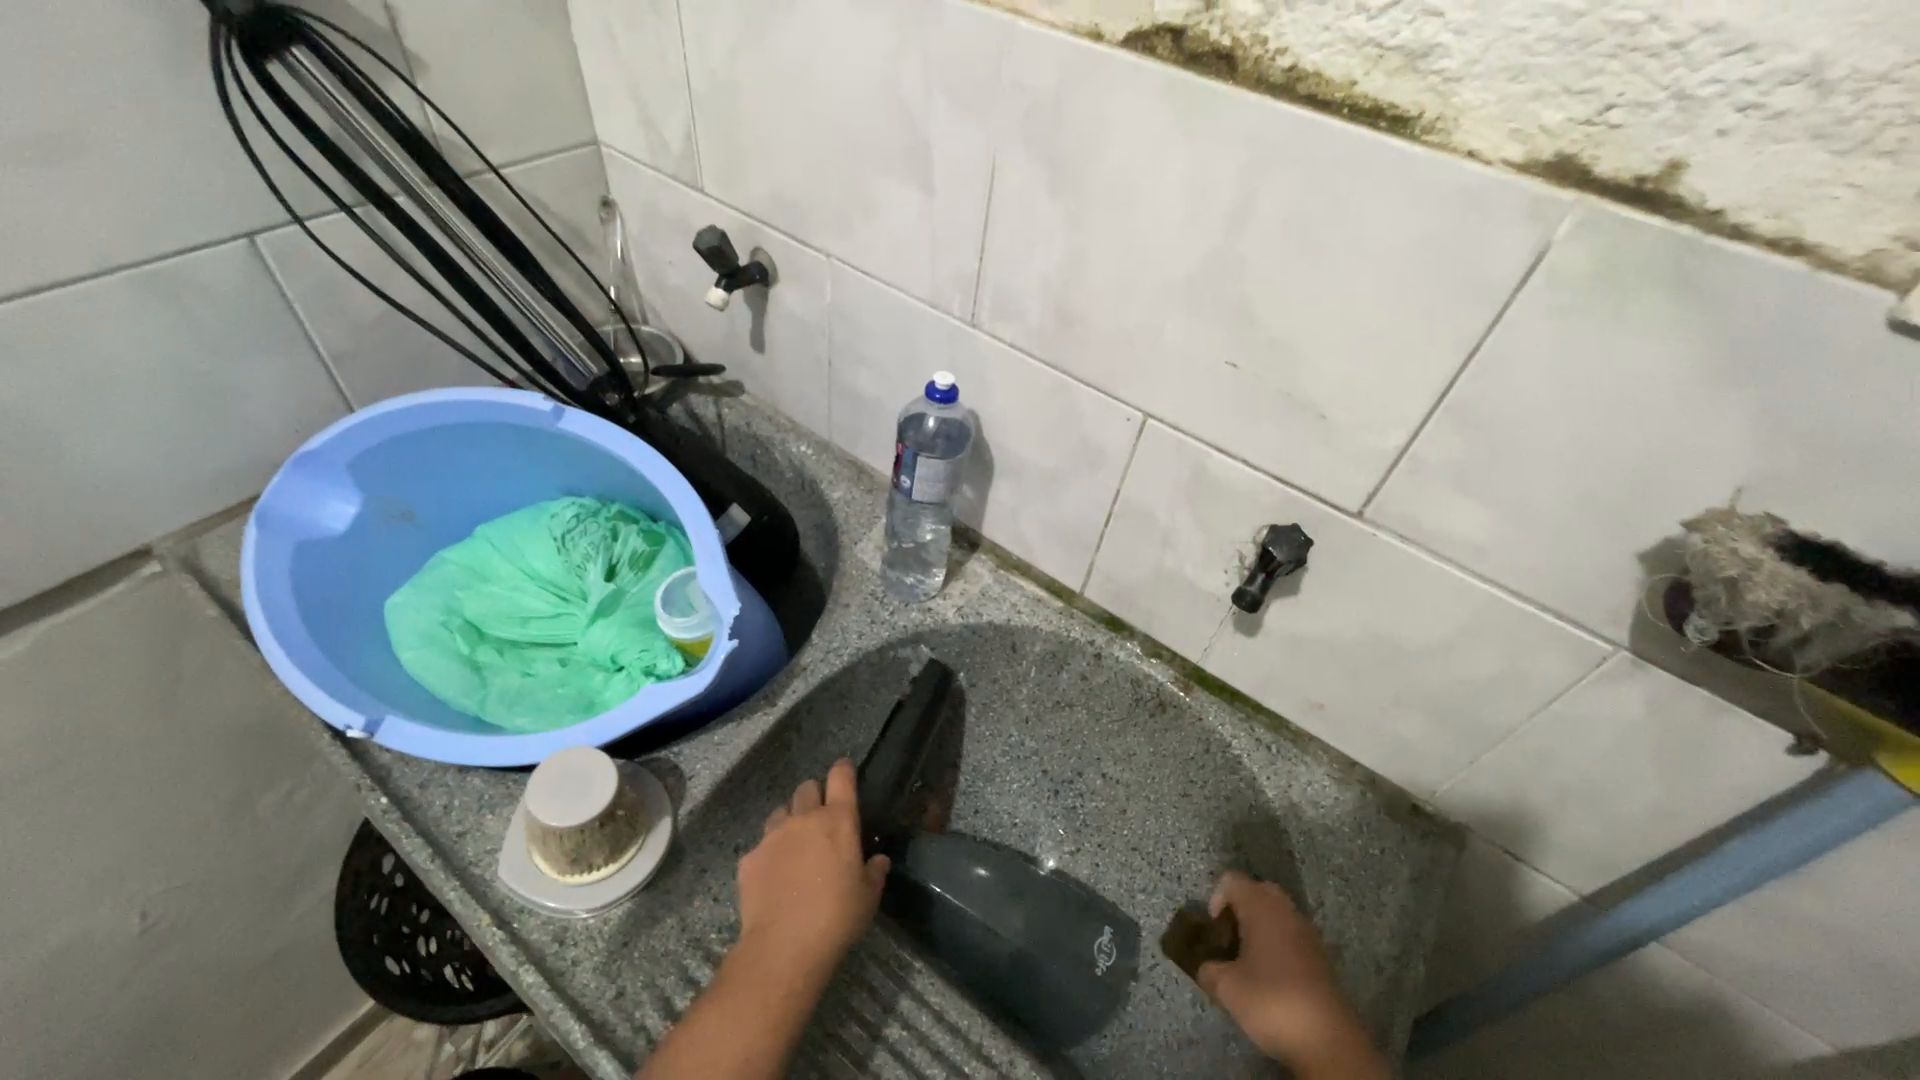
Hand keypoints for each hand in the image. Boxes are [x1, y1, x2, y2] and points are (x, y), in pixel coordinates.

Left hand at [735, 759, 889, 980]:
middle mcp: (803, 819)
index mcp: (838, 821)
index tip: (845, 770)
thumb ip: (874, 872)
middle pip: (806, 788)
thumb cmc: (837, 918)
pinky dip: (770, 854)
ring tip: (795, 845)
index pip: (841, 778)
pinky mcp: (749, 858)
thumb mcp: (868, 897)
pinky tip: (774, 877)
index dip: (843, 770)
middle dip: (815, 795)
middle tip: (822, 817)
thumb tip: (878, 860)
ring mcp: (772, 837)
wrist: (784, 946)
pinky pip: (762, 845)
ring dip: (790, 820)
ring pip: (781, 813)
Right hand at [1198, 872, 1385, 1079]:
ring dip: (1260, 926)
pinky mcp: (1320, 956)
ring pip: (1278, 913)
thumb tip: (1206, 967)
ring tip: (1246, 958)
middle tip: (1228, 938)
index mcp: (1261, 907)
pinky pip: (1292, 934)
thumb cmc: (1270, 1000)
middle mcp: (1286, 911)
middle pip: (1258, 891)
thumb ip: (1208, 969)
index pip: (1232, 880)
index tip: (1213, 930)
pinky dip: (1278, 943)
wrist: (1327, 1039)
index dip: (1215, 898)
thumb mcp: (1226, 988)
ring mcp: (1308, 932)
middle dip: (1240, 908)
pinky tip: (1270, 973)